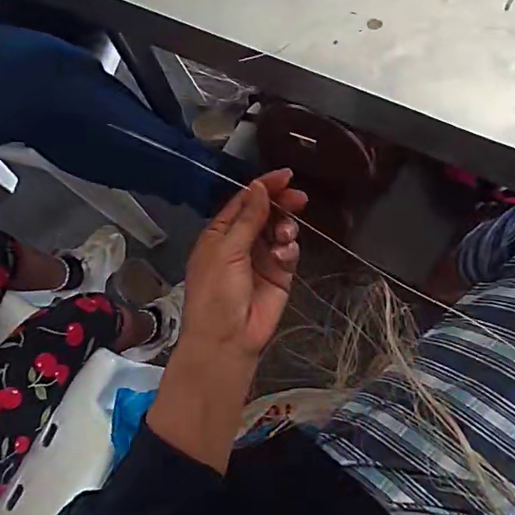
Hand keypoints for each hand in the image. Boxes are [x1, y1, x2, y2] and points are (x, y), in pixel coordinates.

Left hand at [181, 169, 306, 363]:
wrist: (227, 338)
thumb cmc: (216, 292)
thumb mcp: (228, 250)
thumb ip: (248, 218)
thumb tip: (258, 187)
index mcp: (219, 233)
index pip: (244, 201)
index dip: (263, 187)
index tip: (285, 175)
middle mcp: (240, 243)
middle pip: (265, 213)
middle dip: (281, 203)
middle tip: (298, 197)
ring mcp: (260, 258)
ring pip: (279, 230)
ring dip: (285, 227)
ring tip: (283, 235)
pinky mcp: (279, 275)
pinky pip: (289, 252)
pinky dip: (289, 249)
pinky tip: (284, 255)